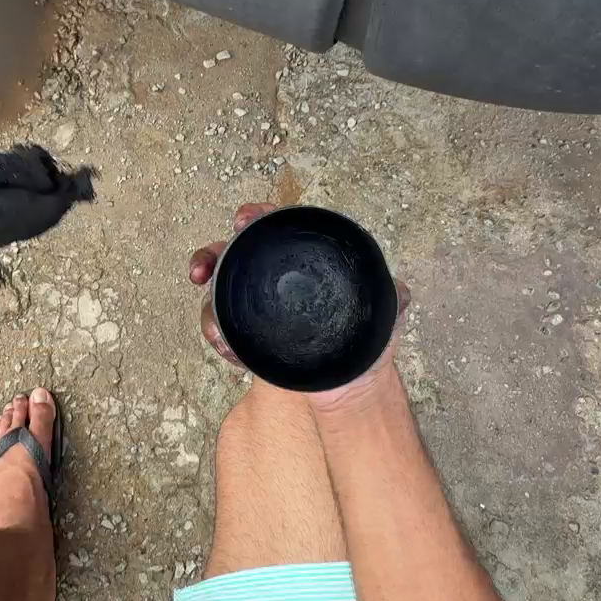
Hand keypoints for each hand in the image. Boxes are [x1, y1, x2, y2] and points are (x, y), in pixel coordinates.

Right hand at [188, 202, 409, 406]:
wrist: (353, 383)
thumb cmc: (367, 338)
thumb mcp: (386, 309)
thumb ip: (392, 293)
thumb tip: (398, 290)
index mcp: (299, 255)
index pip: (271, 224)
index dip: (253, 217)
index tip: (243, 221)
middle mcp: (270, 275)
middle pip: (230, 252)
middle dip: (209, 254)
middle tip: (202, 269)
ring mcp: (253, 305)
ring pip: (217, 291)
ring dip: (207, 305)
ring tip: (218, 334)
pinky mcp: (245, 333)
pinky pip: (220, 327)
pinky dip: (217, 336)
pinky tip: (231, 353)